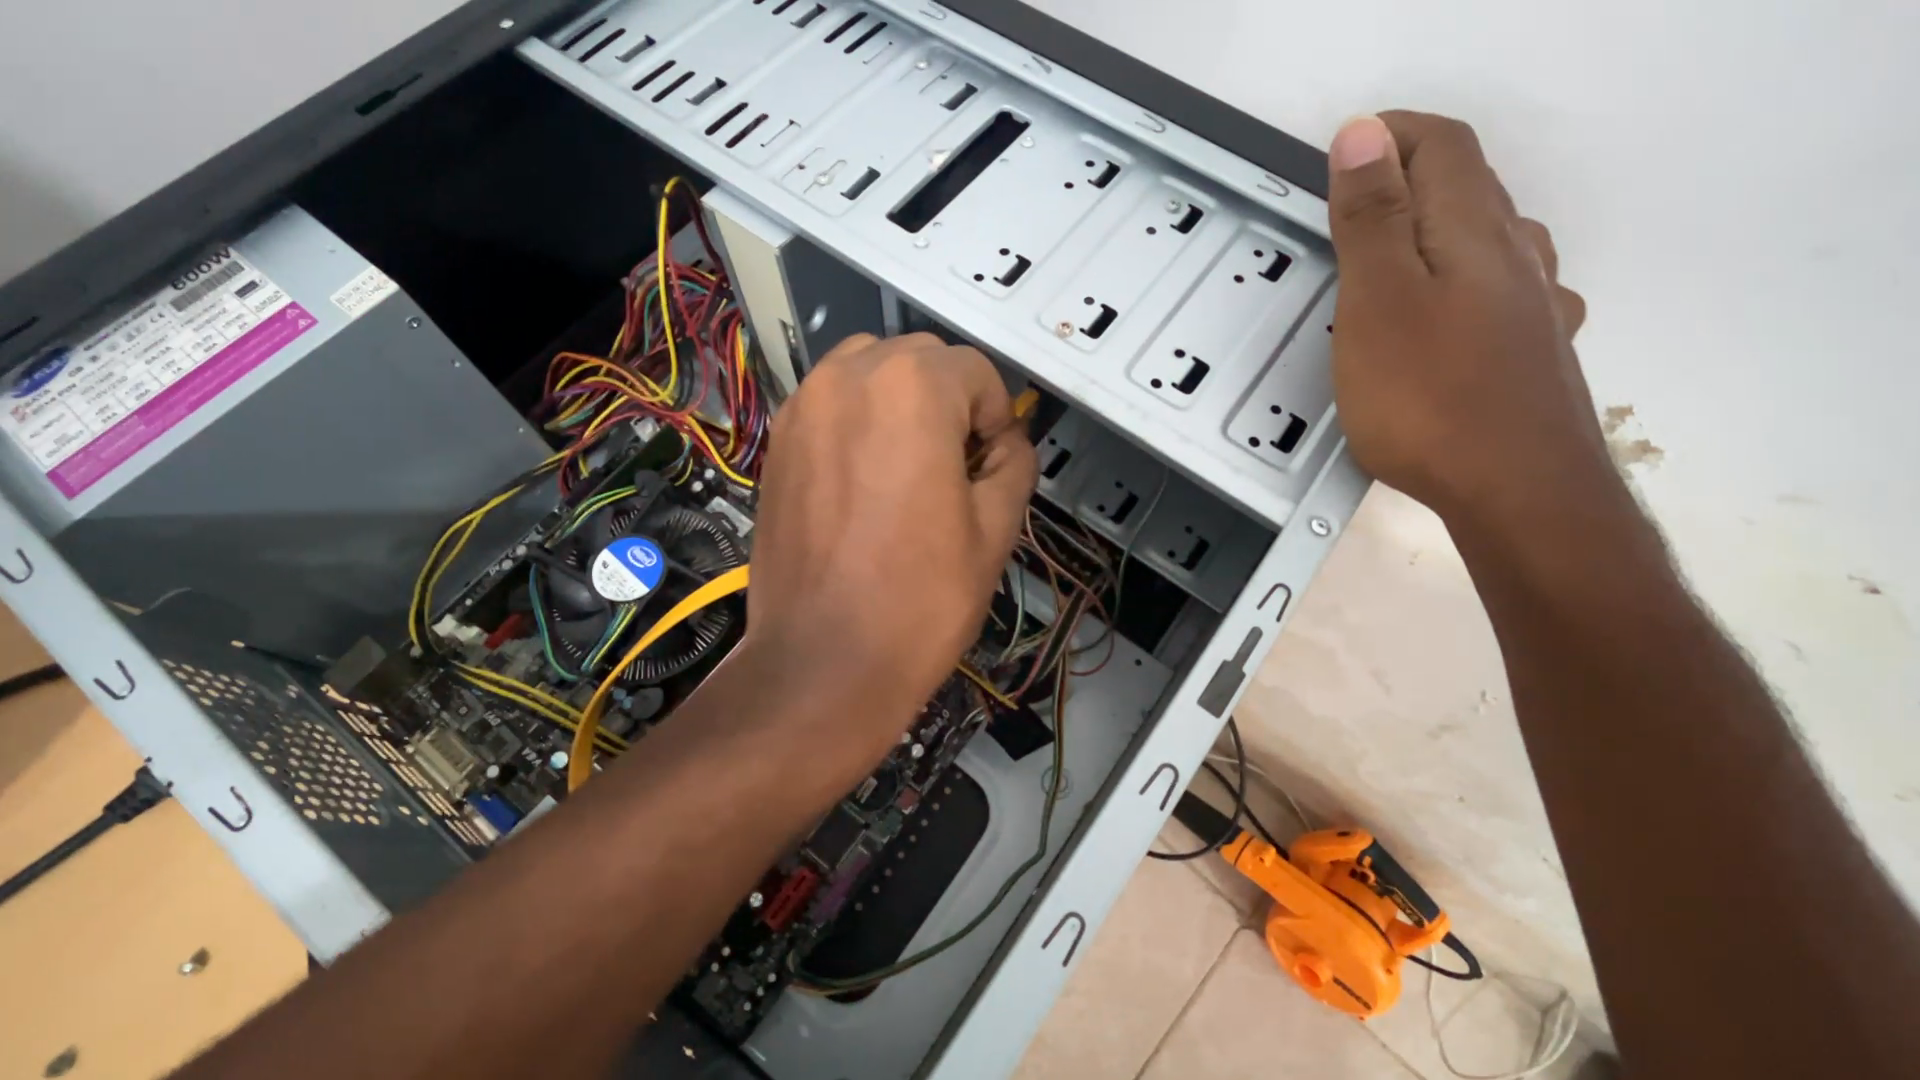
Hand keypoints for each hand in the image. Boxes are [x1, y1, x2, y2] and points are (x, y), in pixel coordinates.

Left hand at [739, 333, 1036, 766]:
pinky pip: (830, 406)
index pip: (974, 370)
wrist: (823, 663)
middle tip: (957, 468)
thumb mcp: (995, 529)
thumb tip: (1006, 444)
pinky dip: (857, 423)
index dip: (995, 417)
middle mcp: (849, 377)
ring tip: (910, 469)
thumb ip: (1013, 464)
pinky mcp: (776, 443)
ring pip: (868, 374)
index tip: (992, 467)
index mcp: (912, 388)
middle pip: (919, 360)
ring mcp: (803, 407)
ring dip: (900, 403)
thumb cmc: (920, 599)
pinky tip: (866, 483)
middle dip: (948, 401)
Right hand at [1326, 111, 1602, 523]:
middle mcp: (1520, 257)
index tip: (1339, 157)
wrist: (1522, 497)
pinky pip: (1505, 294)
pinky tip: (1456, 321)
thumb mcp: (1378, 302)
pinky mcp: (1540, 357)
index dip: (1390, 134)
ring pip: (1493, 242)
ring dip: (1444, 231)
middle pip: (1471, 187)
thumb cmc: (1433, 399)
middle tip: (1350, 209)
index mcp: (1475, 232)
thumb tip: (1364, 132)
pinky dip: (1469, 285)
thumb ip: (1372, 216)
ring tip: (1397, 260)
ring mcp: (1539, 309)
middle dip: (1410, 179)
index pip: (1441, 145)